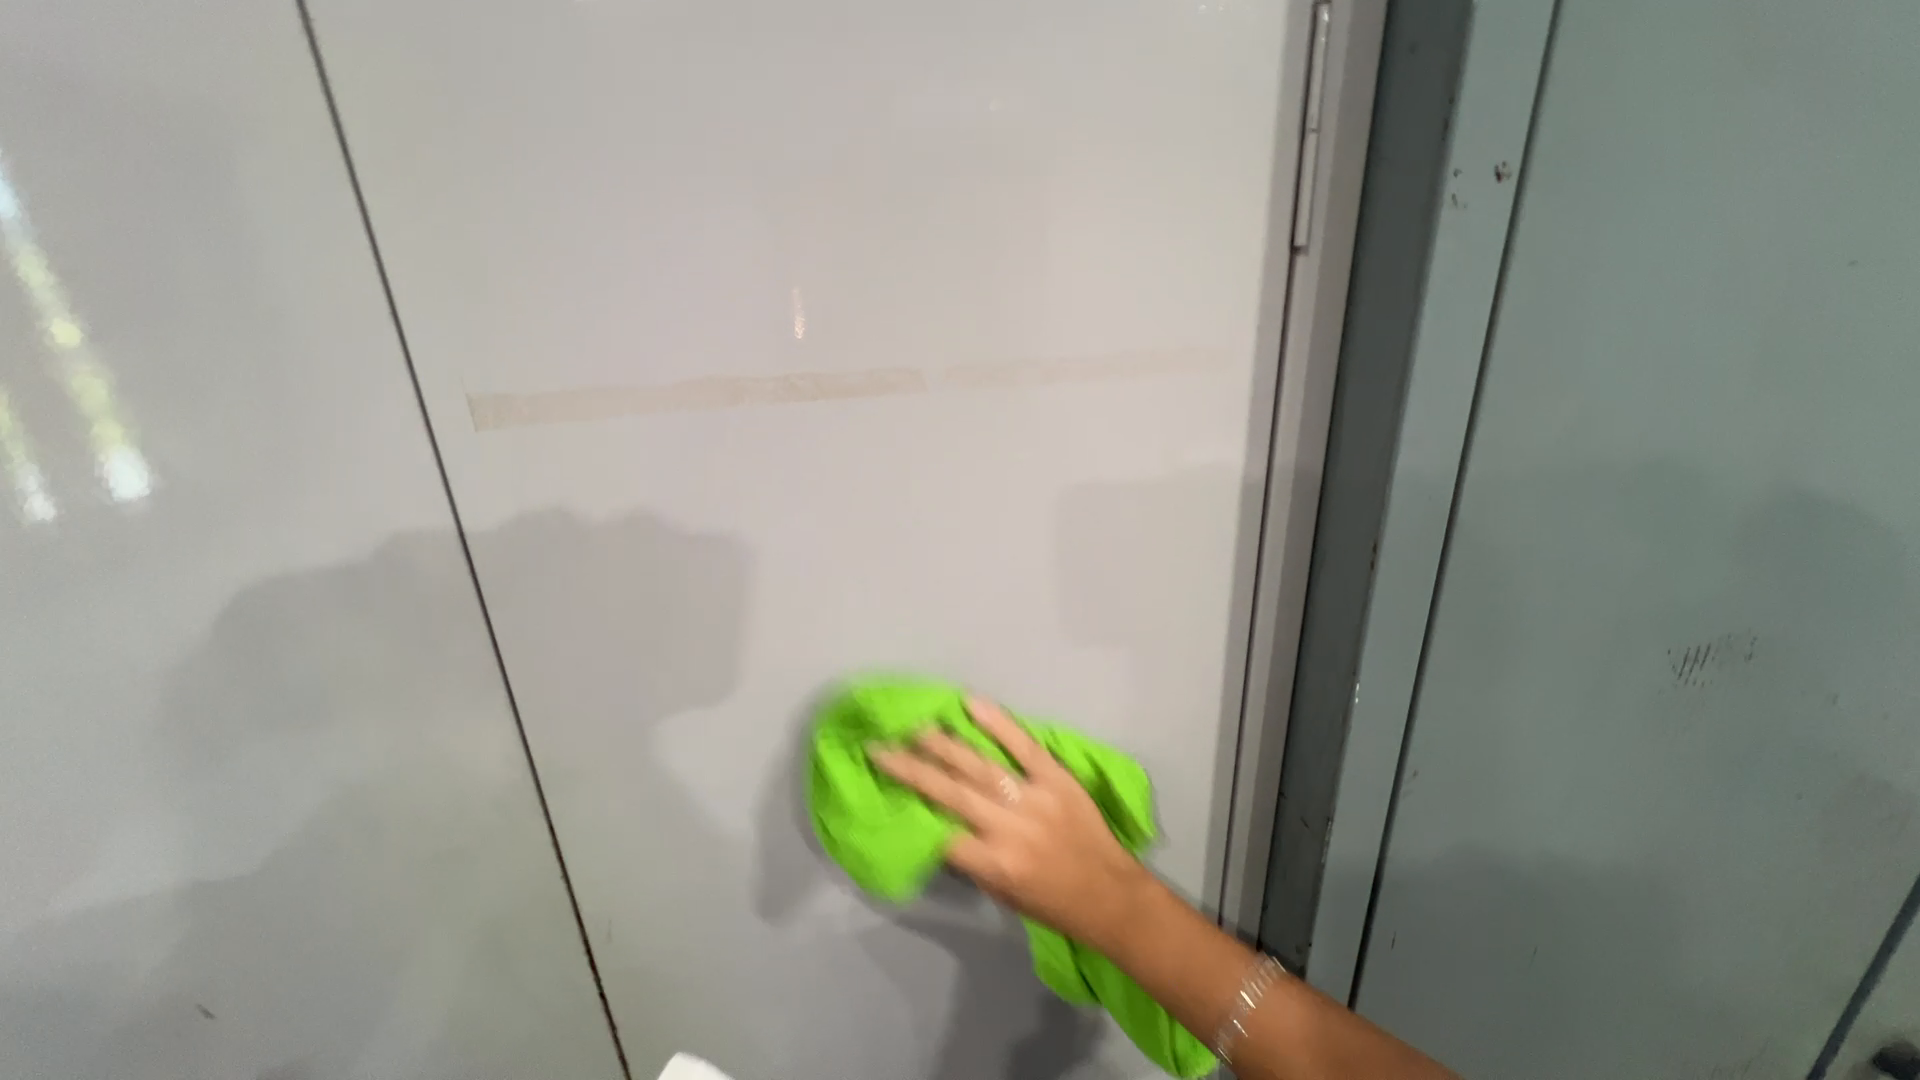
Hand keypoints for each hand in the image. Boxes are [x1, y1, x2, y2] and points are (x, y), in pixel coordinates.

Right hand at [868, 696, 1151, 949]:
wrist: (1111, 894)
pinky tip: (972, 703)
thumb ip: (971, 859)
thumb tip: (938, 825)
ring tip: (915, 726)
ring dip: (944, 744)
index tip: (886, 794)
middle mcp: (1010, 827)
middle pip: (951, 792)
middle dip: (912, 768)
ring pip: (980, 765)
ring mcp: (1035, 798)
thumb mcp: (1002, 895)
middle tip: (880, 747)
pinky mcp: (1057, 778)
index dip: (913, 816)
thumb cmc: (1052, 903)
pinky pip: (1024, 746)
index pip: (942, 835)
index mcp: (996, 863)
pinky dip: (999, 722)